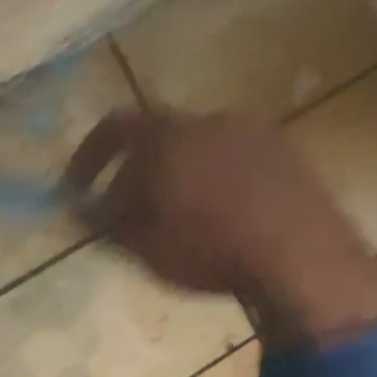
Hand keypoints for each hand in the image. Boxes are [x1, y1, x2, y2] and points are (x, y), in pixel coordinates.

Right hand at [63, 109, 376, 347]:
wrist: (301, 255)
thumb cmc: (208, 249)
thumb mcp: (142, 244)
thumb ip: (106, 221)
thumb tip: (81, 209)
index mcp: (169, 137)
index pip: (114, 128)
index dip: (88, 157)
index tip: (75, 189)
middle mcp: (210, 121)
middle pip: (156, 139)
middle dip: (133, 173)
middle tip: (122, 213)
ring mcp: (253, 132)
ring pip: (195, 149)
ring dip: (173, 178)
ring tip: (168, 221)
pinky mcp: (285, 152)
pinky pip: (230, 159)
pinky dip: (209, 181)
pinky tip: (212, 220)